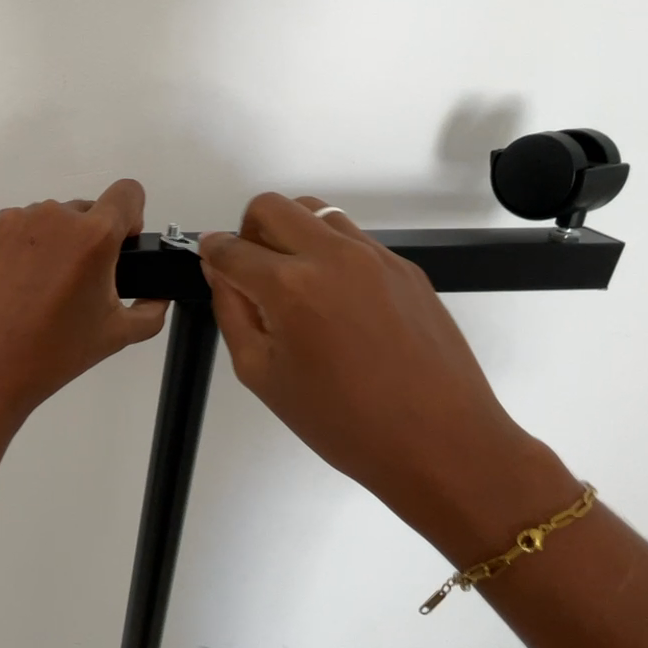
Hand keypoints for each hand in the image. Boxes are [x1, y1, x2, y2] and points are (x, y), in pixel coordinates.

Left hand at [0, 180, 168, 467]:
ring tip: (41, 287)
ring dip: (54, 243)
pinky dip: (22, 247)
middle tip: (76, 283)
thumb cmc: (52, 354)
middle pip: (87, 210)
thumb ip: (151, 309)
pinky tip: (16, 283)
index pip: (129, 193)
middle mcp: (54, 217)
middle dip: (89, 239)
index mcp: (94, 237)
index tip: (120, 245)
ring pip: (50, 220)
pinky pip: (17, 227)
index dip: (131, 218)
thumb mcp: (117, 336)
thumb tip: (158, 295)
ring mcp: (15, 220)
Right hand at [200, 193, 576, 552]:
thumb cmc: (347, 421)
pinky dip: (328, 250)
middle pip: (270, 207)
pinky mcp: (404, 266)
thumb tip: (221, 275)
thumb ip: (232, 313)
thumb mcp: (261, 374)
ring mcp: (373, 257)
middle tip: (248, 269)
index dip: (212, 254)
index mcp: (290, 287)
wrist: (438, 440)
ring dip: (290, 232)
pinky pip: (352, 236)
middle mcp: (332, 257)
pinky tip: (331, 299)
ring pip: (315, 211)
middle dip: (248, 231)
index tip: (210, 261)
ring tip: (292, 282)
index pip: (231, 248)